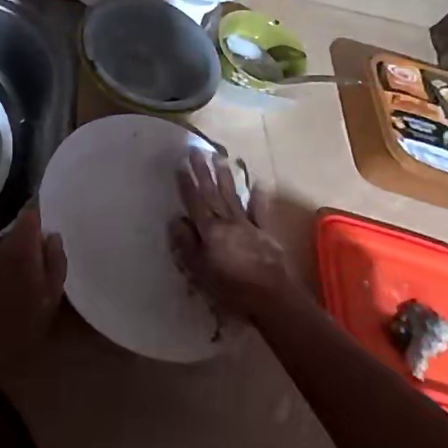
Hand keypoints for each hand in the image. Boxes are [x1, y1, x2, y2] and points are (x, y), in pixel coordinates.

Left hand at [0, 207, 66, 375]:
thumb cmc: (25, 325)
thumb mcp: (52, 297)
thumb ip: (55, 261)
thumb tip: (52, 235)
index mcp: (22, 248)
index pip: (29, 213)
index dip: (38, 210)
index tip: (46, 215)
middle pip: (14, 227)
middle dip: (26, 234)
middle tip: (38, 252)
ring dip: (8, 246)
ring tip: (17, 265)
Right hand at [171, 150, 300, 320]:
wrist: (271, 297)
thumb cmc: (230, 288)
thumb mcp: (199, 270)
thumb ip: (186, 244)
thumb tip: (176, 221)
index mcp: (209, 230)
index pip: (194, 202)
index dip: (186, 183)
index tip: (180, 163)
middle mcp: (227, 222)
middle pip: (212, 193)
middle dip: (203, 171)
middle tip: (197, 150)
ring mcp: (248, 226)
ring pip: (233, 196)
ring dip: (226, 176)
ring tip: (220, 157)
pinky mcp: (265, 233)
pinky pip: (260, 211)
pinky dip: (258, 197)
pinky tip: (258, 183)